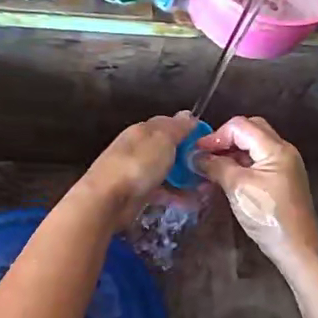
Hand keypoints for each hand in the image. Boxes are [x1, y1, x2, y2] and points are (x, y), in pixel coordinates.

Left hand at [74, 112, 196, 227]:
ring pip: (166, 171)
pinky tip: (192, 203)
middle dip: (188, 157)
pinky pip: (161, 191)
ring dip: (185, 178)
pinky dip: (176, 196)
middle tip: (210, 167)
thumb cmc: (137, 164)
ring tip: (206, 188)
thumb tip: (188, 114)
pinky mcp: (137, 193)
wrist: (106, 200)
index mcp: (142, 131)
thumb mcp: (162, 140)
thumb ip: (177, 128)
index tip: (207, 141)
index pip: (168, 124)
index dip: (188, 130)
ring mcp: (136, 171)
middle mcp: (138, 148)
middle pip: (168, 149)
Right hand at [193, 116, 317, 268]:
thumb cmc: (267, 215)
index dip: (216, 135)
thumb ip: (216, 166)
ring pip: (253, 148)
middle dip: (224, 140)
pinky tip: (224, 179)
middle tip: (204, 156)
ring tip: (209, 169)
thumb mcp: (238, 187)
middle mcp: (282, 151)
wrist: (296, 247)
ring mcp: (283, 166)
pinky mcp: (280, 181)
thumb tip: (195, 156)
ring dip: (230, 154)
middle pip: (250, 131)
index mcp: (275, 148)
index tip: (197, 152)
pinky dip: (239, 166)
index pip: (241, 126)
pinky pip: (257, 163)